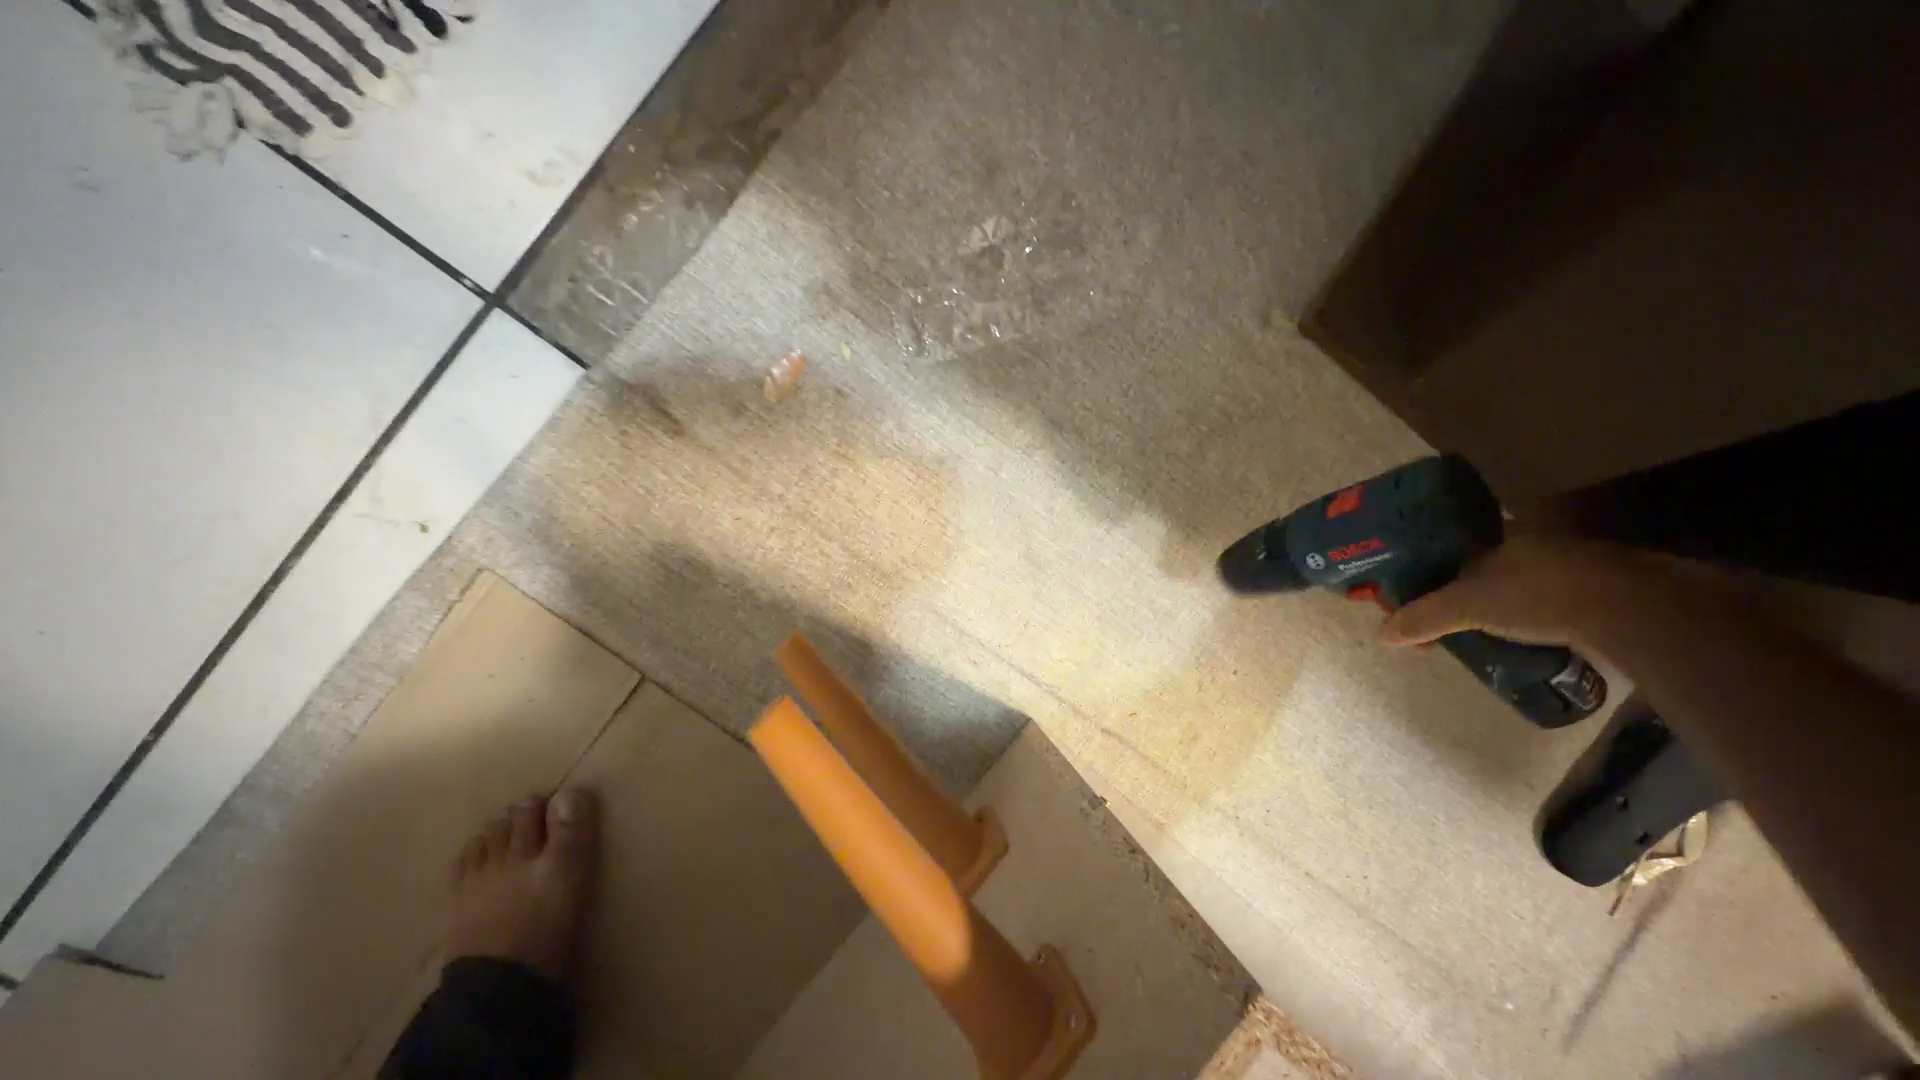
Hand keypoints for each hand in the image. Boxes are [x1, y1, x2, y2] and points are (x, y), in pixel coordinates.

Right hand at [1380, 535, 1651, 650]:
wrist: (1626, 610)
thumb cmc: (1536, 594)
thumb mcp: (1466, 607)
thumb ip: (1424, 618)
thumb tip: (1382, 634)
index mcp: (1498, 535)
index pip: (1451, 548)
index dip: (1429, 571)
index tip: (1417, 596)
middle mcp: (1531, 543)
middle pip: (1481, 567)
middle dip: (1460, 592)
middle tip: (1444, 622)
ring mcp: (1565, 567)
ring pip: (1514, 586)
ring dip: (1495, 609)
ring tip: (1478, 636)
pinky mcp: (1591, 593)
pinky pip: (1542, 604)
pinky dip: (1525, 621)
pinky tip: (1519, 641)